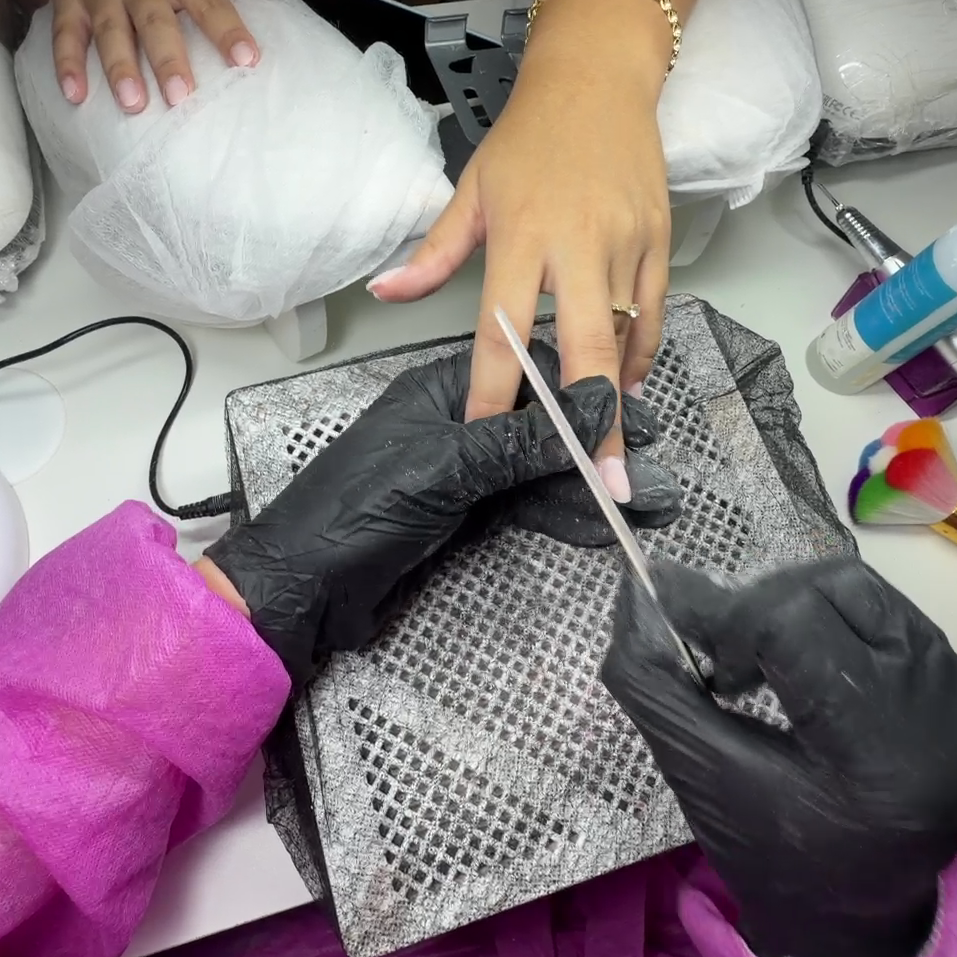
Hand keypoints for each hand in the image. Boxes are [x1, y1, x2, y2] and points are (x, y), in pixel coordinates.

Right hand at [31, 0, 287, 108]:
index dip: (226, 28)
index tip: (247, 60)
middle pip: (153, 19)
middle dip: (167, 58)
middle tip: (181, 97)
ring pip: (108, 30)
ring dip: (119, 68)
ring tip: (133, 104)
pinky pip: (64, 33)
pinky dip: (66, 64)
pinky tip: (75, 96)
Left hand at [206, 344, 618, 688]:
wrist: (307, 585)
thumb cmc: (362, 507)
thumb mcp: (444, 466)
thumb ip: (519, 440)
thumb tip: (597, 407)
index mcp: (444, 389)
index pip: (524, 371)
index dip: (579, 389)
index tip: (632, 410)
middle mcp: (458, 423)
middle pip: (535, 425)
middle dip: (591, 443)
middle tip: (649, 460)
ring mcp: (461, 473)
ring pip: (533, 470)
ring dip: (582, 483)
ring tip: (642, 498)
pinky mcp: (462, 516)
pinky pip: (518, 506)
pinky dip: (555, 513)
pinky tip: (596, 521)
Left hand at [368, 46, 670, 501]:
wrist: (596, 80)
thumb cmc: (526, 140)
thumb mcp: (470, 190)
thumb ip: (433, 252)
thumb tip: (385, 292)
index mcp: (522, 238)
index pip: (503, 331)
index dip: (494, 391)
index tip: (486, 437)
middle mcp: (578, 248)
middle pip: (585, 350)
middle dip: (588, 421)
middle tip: (598, 480)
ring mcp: (627, 246)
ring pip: (626, 339)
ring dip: (617, 398)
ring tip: (611, 452)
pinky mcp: (661, 241)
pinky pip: (655, 314)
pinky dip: (642, 355)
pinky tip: (628, 386)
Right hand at [602, 560, 956, 956]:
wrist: (857, 917)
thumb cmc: (769, 855)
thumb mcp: (694, 771)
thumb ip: (650, 676)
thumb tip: (640, 584)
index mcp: (879, 754)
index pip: (790, 621)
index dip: (722, 617)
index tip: (688, 641)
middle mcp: (951, 720)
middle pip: (834, 588)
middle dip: (761, 610)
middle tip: (731, 665)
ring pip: (866, 591)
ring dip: (799, 609)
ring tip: (772, 664)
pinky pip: (895, 620)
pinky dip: (838, 627)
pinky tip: (818, 675)